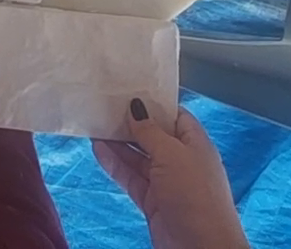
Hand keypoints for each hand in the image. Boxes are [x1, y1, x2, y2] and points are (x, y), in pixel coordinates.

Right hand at [92, 98, 249, 248]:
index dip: (153, 102)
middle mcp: (181, 160)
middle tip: (105, 104)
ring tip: (95, 124)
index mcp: (195, 144)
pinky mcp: (152, 201)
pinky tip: (98, 150)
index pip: (174, 115)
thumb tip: (136, 106)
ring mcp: (166, 182)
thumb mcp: (171, 154)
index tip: (129, 88)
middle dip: (131, 122)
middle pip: (153, 135)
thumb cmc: (194, 194)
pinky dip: (115, 164)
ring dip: (118, 143)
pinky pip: (131, 177)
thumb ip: (150, 130)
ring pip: (138, 156)